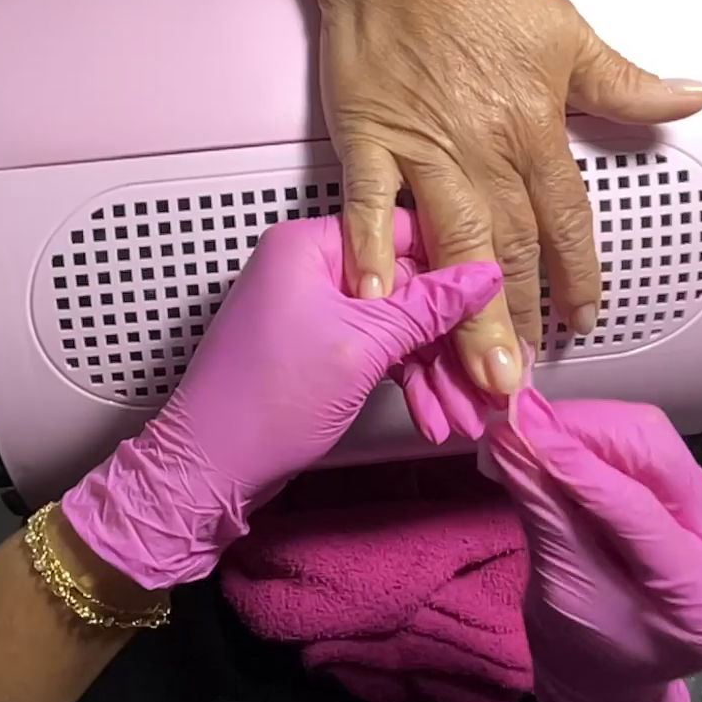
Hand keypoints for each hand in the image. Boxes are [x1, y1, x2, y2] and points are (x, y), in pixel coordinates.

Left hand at [62, 212, 500, 589]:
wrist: (208, 467)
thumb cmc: (268, 402)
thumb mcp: (363, 347)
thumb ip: (428, 308)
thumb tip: (481, 274)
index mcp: (309, 245)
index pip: (402, 234)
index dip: (453, 272)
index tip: (493, 307)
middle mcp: (307, 266)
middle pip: (402, 288)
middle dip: (446, 343)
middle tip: (484, 384)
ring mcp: (309, 306)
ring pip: (391, 325)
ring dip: (429, 371)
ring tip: (461, 416)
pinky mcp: (312, 342)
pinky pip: (371, 347)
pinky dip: (401, 380)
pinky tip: (429, 415)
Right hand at [321, 0, 701, 400]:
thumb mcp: (567, 31)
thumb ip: (625, 82)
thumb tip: (692, 100)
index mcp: (534, 127)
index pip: (566, 219)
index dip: (578, 275)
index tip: (584, 321)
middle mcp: (484, 149)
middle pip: (512, 246)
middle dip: (522, 315)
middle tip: (521, 378)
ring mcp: (424, 148)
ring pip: (455, 238)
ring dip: (468, 305)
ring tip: (475, 365)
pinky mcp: (370, 139)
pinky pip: (372, 201)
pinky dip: (372, 245)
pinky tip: (374, 295)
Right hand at [484, 393, 701, 701]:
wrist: (607, 674)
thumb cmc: (583, 653)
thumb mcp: (559, 588)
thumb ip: (540, 507)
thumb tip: (508, 436)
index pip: (639, 511)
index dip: (574, 462)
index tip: (519, 423)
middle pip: (660, 456)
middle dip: (584, 429)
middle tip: (521, 418)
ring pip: (653, 441)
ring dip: (585, 427)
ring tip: (531, 430)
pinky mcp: (698, 503)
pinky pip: (645, 449)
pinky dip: (591, 437)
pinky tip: (556, 441)